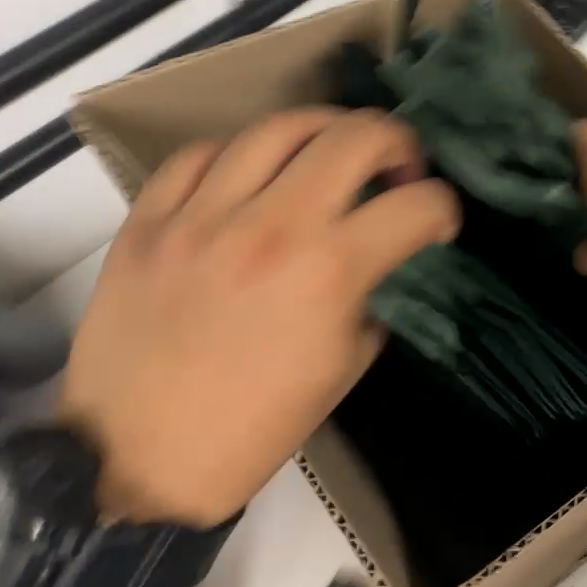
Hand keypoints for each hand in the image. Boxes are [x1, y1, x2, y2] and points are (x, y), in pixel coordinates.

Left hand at [59, 108, 460, 524]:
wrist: (139, 460)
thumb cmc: (265, 418)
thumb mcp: (355, 353)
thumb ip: (379, 285)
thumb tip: (391, 247)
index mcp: (332, 269)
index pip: (422, 203)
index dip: (447, 210)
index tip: (439, 228)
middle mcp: (271, 226)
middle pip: (359, 135)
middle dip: (402, 146)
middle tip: (400, 174)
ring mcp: (199, 218)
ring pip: (282, 125)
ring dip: (329, 133)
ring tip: (335, 158)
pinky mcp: (144, 223)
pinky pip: (202, 153)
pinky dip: (245, 154)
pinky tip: (258, 178)